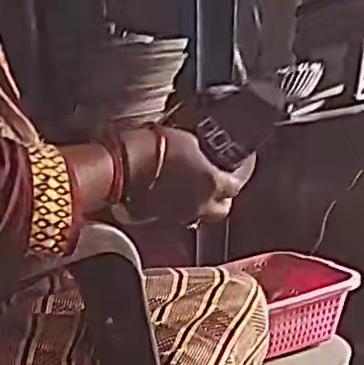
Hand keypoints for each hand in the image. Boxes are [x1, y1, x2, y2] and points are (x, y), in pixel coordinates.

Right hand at [128, 128, 254, 225]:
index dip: (239, 176)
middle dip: (222, 199)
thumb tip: (202, 157)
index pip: (236, 186)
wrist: (124, 166)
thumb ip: (202, 155)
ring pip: (199, 217)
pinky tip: (172, 197)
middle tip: (219, 186)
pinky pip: (177, 219)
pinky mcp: (160, 224)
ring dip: (200, 206)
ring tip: (193, 191)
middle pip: (222, 210)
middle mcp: (198, 206)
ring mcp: (179, 218)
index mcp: (211, 184)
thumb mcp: (188, 141)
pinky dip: (179, 210)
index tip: (237, 167)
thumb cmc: (154, 148)